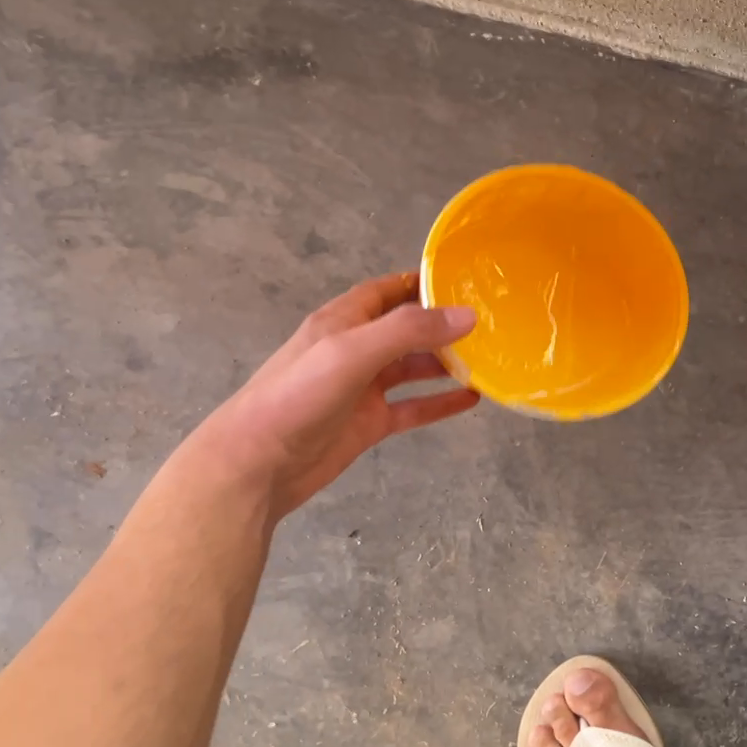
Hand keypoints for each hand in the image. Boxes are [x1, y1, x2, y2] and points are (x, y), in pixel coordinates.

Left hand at [191, 272, 480, 521]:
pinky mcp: (371, 422)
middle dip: (442, 324)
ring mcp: (363, 389)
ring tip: (490, 360)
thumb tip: (468, 316)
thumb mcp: (352, 353)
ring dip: (448, 364)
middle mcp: (354, 351)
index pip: (385, 292)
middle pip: (405, 330)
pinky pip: (415, 407)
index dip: (419, 282)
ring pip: (414, 368)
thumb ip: (408, 332)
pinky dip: (442, 402)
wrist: (256, 464)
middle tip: (490, 323)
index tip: (462, 281)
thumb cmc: (297, 398)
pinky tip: (474, 399)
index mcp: (341, 324)